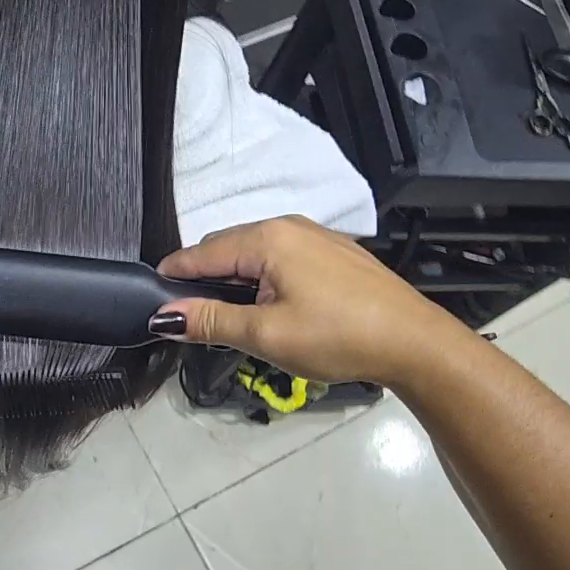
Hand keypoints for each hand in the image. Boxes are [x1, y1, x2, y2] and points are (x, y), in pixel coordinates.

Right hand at [152, 216, 477, 389]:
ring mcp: (316, 236)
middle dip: (204, 276)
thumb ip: (211, 321)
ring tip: (229, 314)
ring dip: (235, 277)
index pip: (202, 252)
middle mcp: (289, 226)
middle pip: (227, 247)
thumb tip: (164, 316)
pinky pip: (282, 256)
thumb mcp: (266, 335)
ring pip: (255, 251)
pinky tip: (270, 304)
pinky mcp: (335, 252)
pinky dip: (262, 275)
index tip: (152, 294)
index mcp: (267, 239)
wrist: (417, 343)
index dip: (174, 273)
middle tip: (191, 313)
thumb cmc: (337, 337)